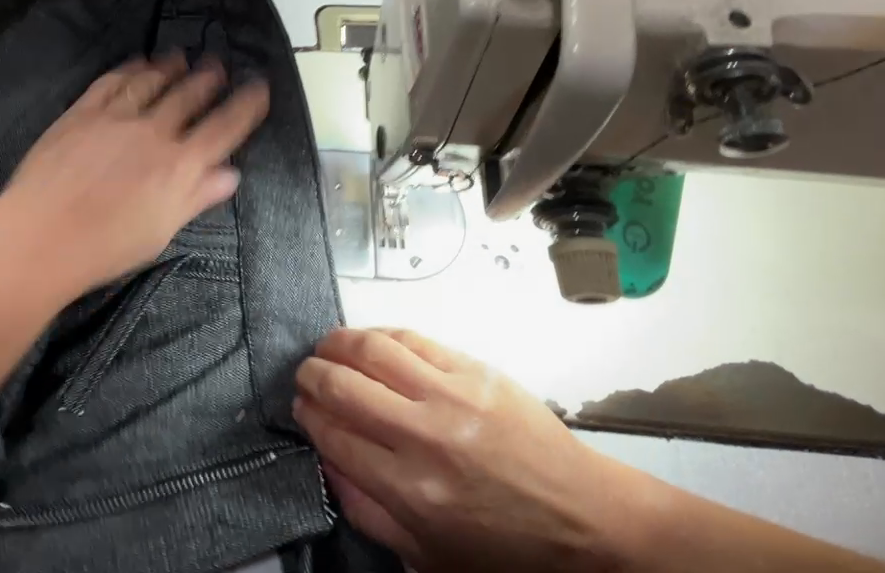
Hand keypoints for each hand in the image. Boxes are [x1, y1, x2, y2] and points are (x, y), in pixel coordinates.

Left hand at [0, 56, 269, 292]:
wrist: (42, 236)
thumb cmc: (106, 248)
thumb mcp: (161, 231)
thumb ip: (196, 197)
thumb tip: (230, 173)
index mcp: (179, 165)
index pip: (224, 127)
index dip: (245, 105)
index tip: (259, 86)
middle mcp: (154, 133)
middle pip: (189, 96)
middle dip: (207, 78)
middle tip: (217, 63)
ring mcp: (116, 118)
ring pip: (151, 82)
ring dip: (169, 67)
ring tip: (180, 56)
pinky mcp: (82, 112)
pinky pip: (111, 82)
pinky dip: (128, 69)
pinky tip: (136, 63)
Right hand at [294, 328, 646, 572]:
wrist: (584, 518)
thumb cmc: (508, 547)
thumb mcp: (428, 556)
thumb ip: (367, 511)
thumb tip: (327, 460)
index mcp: (410, 491)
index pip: (333, 435)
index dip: (307, 415)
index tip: (299, 408)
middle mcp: (423, 436)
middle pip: (342, 385)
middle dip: (311, 375)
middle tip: (305, 376)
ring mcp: (450, 396)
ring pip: (371, 349)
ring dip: (337, 343)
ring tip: (326, 348)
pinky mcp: (474, 370)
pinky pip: (412, 338)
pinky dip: (379, 334)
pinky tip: (368, 341)